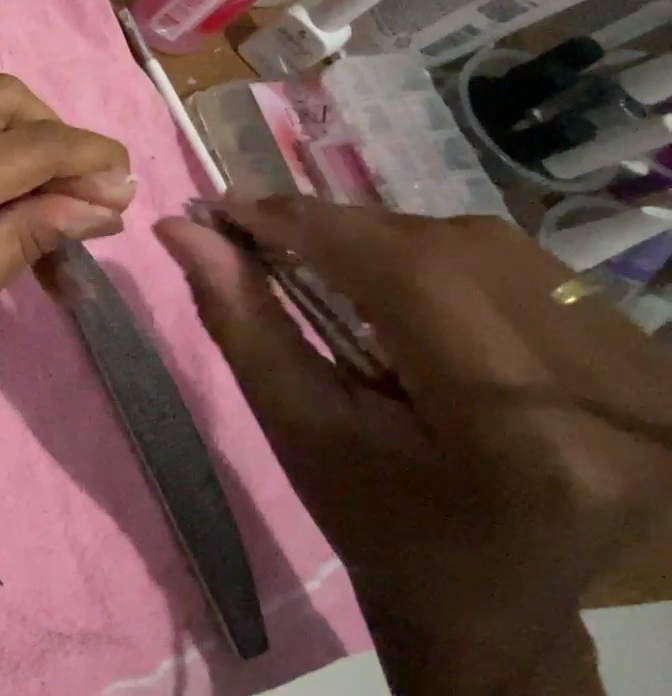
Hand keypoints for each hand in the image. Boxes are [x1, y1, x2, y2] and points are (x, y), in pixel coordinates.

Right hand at [158, 197, 671, 694]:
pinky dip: (440, 258)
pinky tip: (396, 285)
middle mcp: (612, 395)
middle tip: (260, 231)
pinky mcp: (654, 362)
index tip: (228, 206)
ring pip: (490, 247)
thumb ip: (238, 318)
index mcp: (518, 435)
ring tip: (321, 259)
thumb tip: (179, 228)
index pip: (411, 277)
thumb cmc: (372, 523)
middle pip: (452, 252)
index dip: (311, 225)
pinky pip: (527, 268)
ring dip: (386, 240)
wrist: (488, 598)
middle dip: (340, 229)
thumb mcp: (292, 425)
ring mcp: (651, 375)